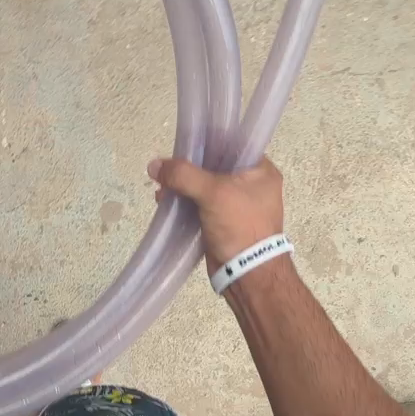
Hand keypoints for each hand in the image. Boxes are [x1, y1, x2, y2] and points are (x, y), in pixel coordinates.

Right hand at [148, 156, 285, 270]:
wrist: (247, 272)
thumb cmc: (239, 225)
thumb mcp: (213, 192)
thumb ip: (183, 175)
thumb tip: (153, 165)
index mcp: (261, 171)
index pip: (232, 145)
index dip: (207, 143)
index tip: (183, 145)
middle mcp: (251, 185)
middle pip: (214, 166)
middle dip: (188, 169)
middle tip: (167, 171)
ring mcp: (236, 206)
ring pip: (204, 187)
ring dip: (182, 187)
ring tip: (162, 190)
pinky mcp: (222, 223)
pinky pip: (200, 206)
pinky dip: (184, 204)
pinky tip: (165, 202)